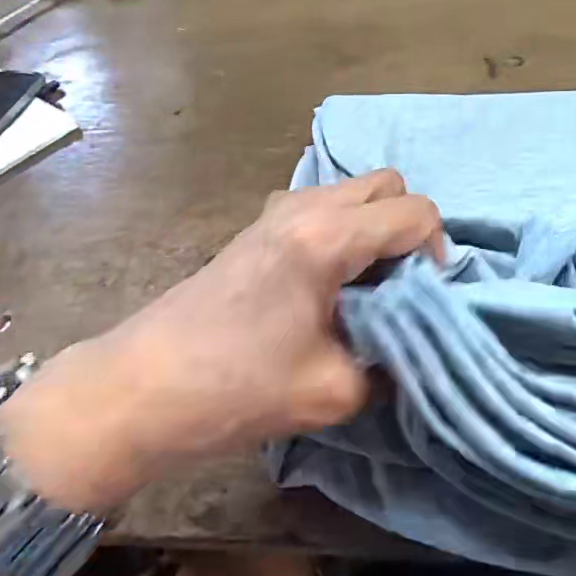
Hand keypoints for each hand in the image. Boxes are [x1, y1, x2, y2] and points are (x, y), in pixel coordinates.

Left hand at [0, 170, 442, 511]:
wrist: (138, 390)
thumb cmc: (236, 388)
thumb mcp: (335, 390)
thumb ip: (393, 364)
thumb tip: (415, 348)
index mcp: (330, 238)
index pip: (417, 213)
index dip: (437, 251)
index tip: (425, 296)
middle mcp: (307, 208)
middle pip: (389, 184)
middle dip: (408, 226)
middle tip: (400, 280)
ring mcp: (278, 211)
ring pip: (354, 190)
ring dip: (375, 225)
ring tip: (366, 282)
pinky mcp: (259, 226)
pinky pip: (323, 204)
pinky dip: (344, 227)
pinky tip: (328, 279)